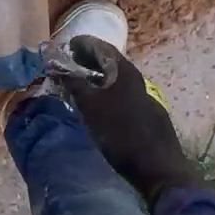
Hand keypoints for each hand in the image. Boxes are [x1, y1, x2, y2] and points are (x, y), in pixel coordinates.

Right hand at [59, 35, 203, 207]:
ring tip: (78, 86)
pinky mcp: (149, 116)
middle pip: (110, 62)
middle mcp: (137, 80)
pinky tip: (99, 107)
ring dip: (97, 79)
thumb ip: (71, 81)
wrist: (160, 170)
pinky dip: (107, 93)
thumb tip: (54, 63)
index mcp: (124, 71)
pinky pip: (123, 96)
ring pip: (116, 81)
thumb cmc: (120, 132)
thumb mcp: (89, 105)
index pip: (101, 46)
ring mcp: (145, 98)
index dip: (82, 44)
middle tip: (68, 65)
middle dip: (88, 61)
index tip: (65, 46)